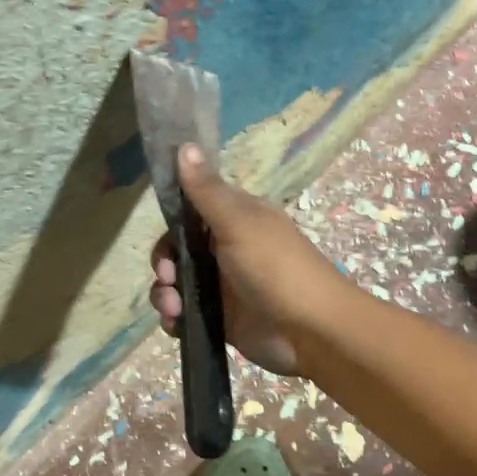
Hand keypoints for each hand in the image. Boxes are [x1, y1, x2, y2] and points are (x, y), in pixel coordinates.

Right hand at [149, 145, 356, 375]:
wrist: (311, 332)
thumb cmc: (277, 268)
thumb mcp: (240, 223)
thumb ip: (207, 190)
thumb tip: (184, 144)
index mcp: (236, 218)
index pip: (192, 209)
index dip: (173, 221)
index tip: (166, 236)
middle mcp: (227, 248)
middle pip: (179, 248)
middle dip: (165, 262)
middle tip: (168, 276)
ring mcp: (224, 285)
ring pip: (178, 282)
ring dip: (166, 293)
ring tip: (174, 307)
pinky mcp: (221, 318)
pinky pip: (186, 313)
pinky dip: (175, 317)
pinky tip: (177, 323)